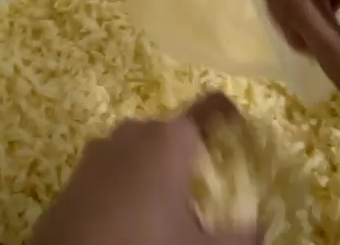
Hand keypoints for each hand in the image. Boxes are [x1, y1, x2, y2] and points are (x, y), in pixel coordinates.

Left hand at [28, 94, 258, 244]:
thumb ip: (240, 236)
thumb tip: (263, 225)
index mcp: (168, 139)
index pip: (209, 107)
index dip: (230, 115)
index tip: (244, 132)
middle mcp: (134, 131)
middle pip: (175, 134)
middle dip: (193, 159)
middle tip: (209, 192)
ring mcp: (100, 150)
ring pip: (142, 152)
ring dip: (159, 175)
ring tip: (171, 212)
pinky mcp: (76, 174)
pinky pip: (115, 170)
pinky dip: (129, 188)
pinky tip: (134, 222)